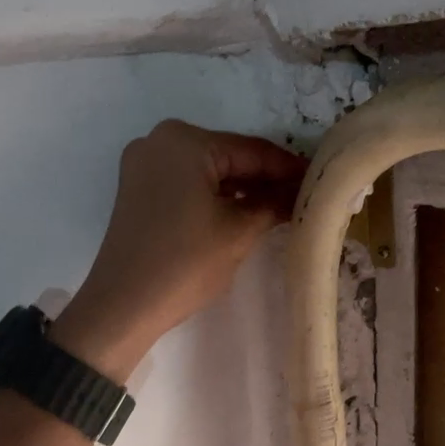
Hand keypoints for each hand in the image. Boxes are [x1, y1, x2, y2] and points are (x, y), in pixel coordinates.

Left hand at [52, 120, 306, 379]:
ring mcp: (143, 165)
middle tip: (302, 197)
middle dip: (264, 179)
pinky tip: (241, 213)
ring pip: (207, 172)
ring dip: (240, 189)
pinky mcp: (137, 190)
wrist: (123, 304)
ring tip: (278, 209)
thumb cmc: (184, 264)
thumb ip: (272, 205)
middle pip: (228, 156)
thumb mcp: (238, 233)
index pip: (251, 150)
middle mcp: (159, 140)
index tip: (320, 180)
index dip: (288, 168)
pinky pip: (187, 184)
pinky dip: (214, 197)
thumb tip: (300, 193)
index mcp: (185, 141)